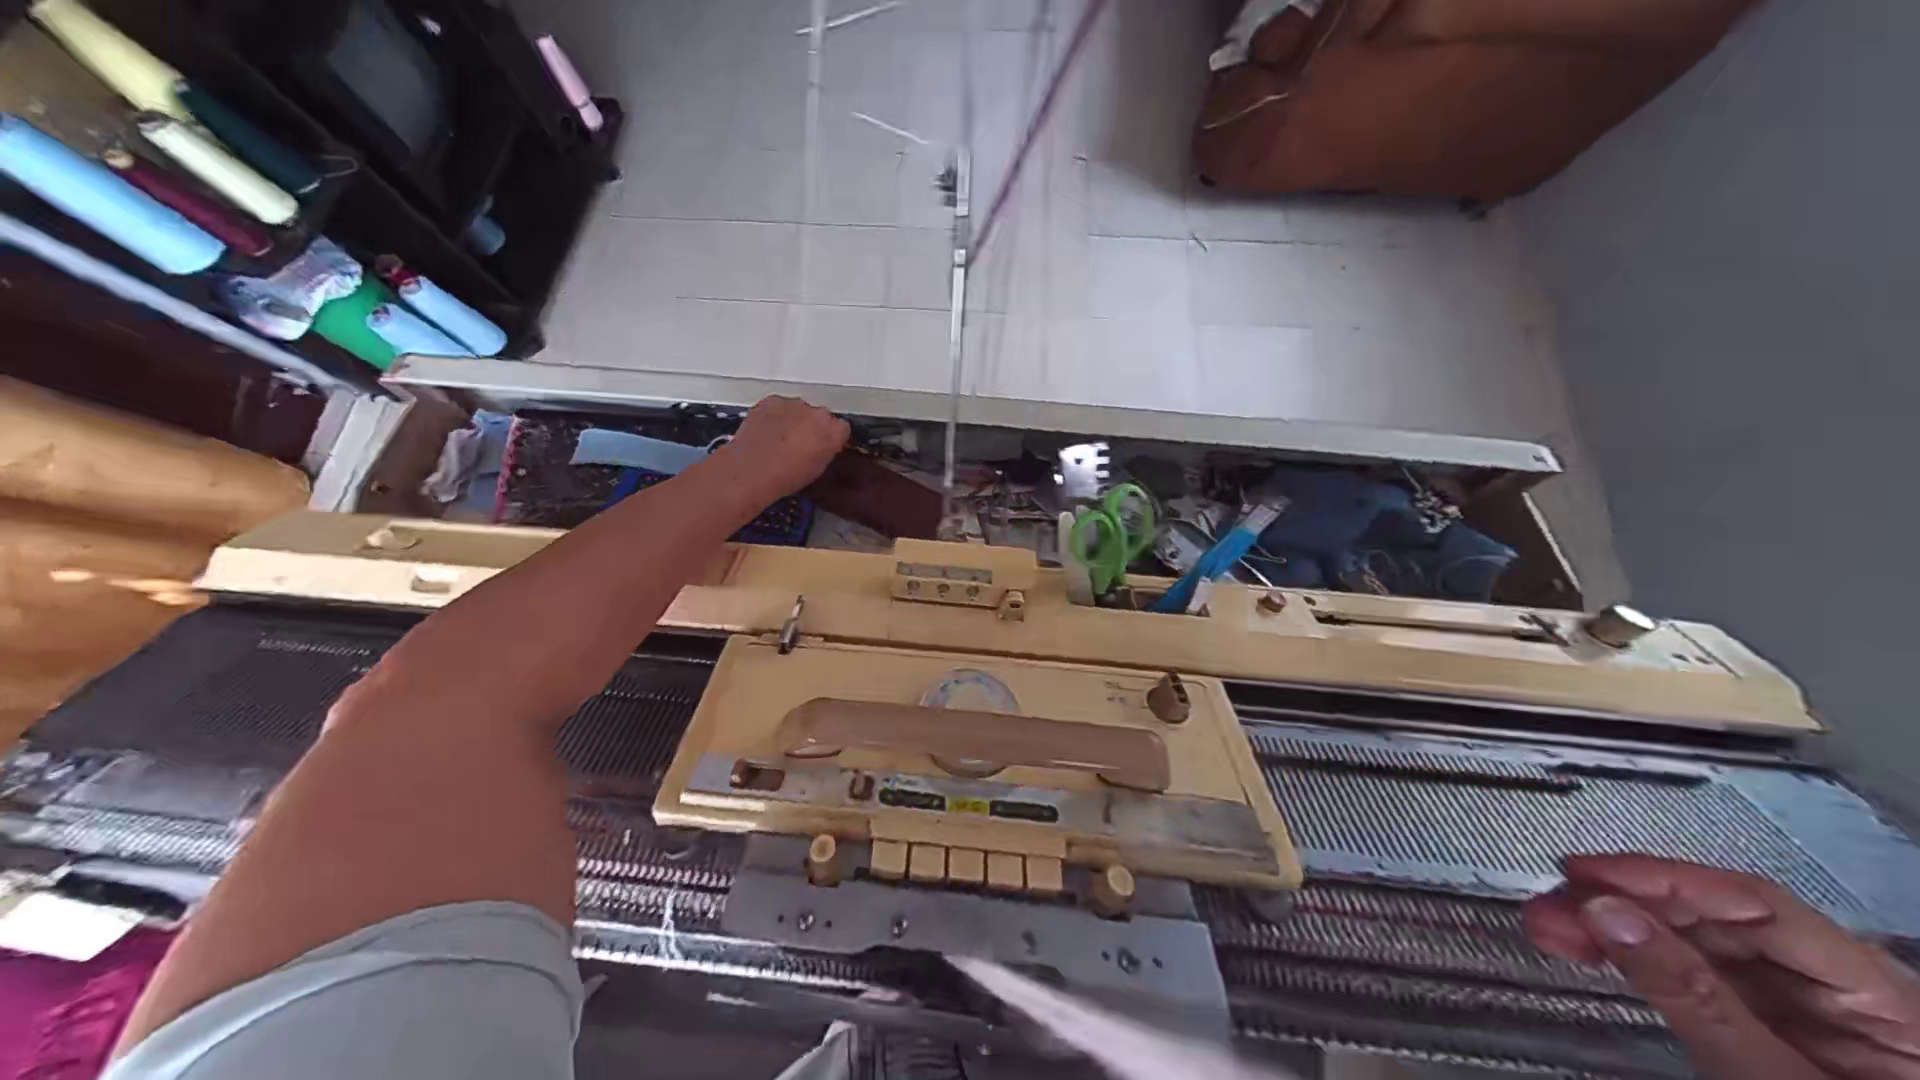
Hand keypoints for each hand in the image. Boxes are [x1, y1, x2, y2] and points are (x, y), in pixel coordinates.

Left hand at [705, 395, 849, 506]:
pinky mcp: (771, 400)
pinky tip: (766, 430)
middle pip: (821, 416)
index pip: (842, 428)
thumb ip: (827, 450)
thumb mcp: (818, 469)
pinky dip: (775, 415)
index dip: (832, 438)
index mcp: (835, 431)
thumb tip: (823, 444)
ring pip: (799, 409)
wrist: (752, 471)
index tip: (822, 447)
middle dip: (813, 426)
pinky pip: (779, 406)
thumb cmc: (788, 478)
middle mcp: (819, 413)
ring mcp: (794, 404)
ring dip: (794, 419)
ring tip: (779, 438)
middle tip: (799, 443)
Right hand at [1524, 855, 1919, 1079]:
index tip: (1582, 872)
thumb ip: (1695, 996)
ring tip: (1545, 923)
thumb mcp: (1768, 1078)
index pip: (1758, 908)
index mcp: (1883, 999)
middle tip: (1548, 904)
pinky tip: (1579, 943)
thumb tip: (1604, 908)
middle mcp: (1839, 991)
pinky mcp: (1750, 1023)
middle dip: (1619, 904)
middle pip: (1713, 920)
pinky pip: (1680, 969)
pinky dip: (1623, 952)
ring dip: (1607, 924)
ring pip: (1685, 939)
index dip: (1665, 880)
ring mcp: (1794, 1010)